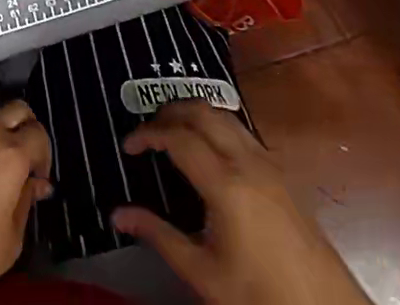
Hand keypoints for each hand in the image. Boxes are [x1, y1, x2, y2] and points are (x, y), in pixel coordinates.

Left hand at [0, 100, 52, 304]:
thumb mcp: (11, 240)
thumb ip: (26, 203)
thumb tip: (35, 185)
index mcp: (9, 153)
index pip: (40, 134)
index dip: (46, 156)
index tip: (40, 179)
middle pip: (17, 107)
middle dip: (29, 127)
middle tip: (27, 160)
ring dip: (1, 133)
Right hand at [112, 100, 367, 304]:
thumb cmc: (260, 294)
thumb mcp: (203, 272)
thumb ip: (159, 236)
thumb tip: (117, 215)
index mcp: (225, 184)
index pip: (178, 137)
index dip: (147, 134)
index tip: (127, 146)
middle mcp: (248, 161)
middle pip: (202, 112)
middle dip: (168, 112)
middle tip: (147, 132)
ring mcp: (269, 163)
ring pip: (224, 115)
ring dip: (193, 113)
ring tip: (171, 133)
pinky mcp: (281, 172)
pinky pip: (241, 130)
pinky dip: (215, 125)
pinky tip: (207, 149)